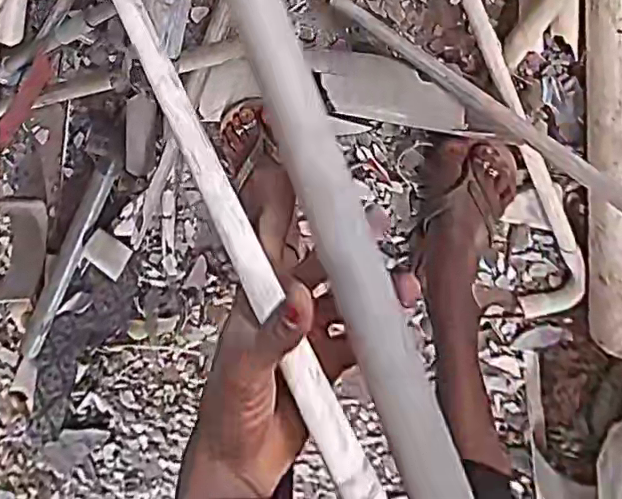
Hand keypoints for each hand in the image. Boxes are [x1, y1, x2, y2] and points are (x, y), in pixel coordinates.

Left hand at [178, 158, 418, 496]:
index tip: (292, 163)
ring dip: (369, 290)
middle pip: (319, 259)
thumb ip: (274, 335)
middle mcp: (284, 302)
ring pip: (344, 296)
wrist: (241, 458)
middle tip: (369, 224)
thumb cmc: (226, 403)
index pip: (269, 233)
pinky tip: (390, 327)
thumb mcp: (243, 365)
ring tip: (395, 284)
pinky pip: (358, 338)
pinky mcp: (329, 358)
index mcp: (256, 292)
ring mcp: (309, 329)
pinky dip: (376, 335)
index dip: (279, 196)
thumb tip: (298, 303)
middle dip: (344, 240)